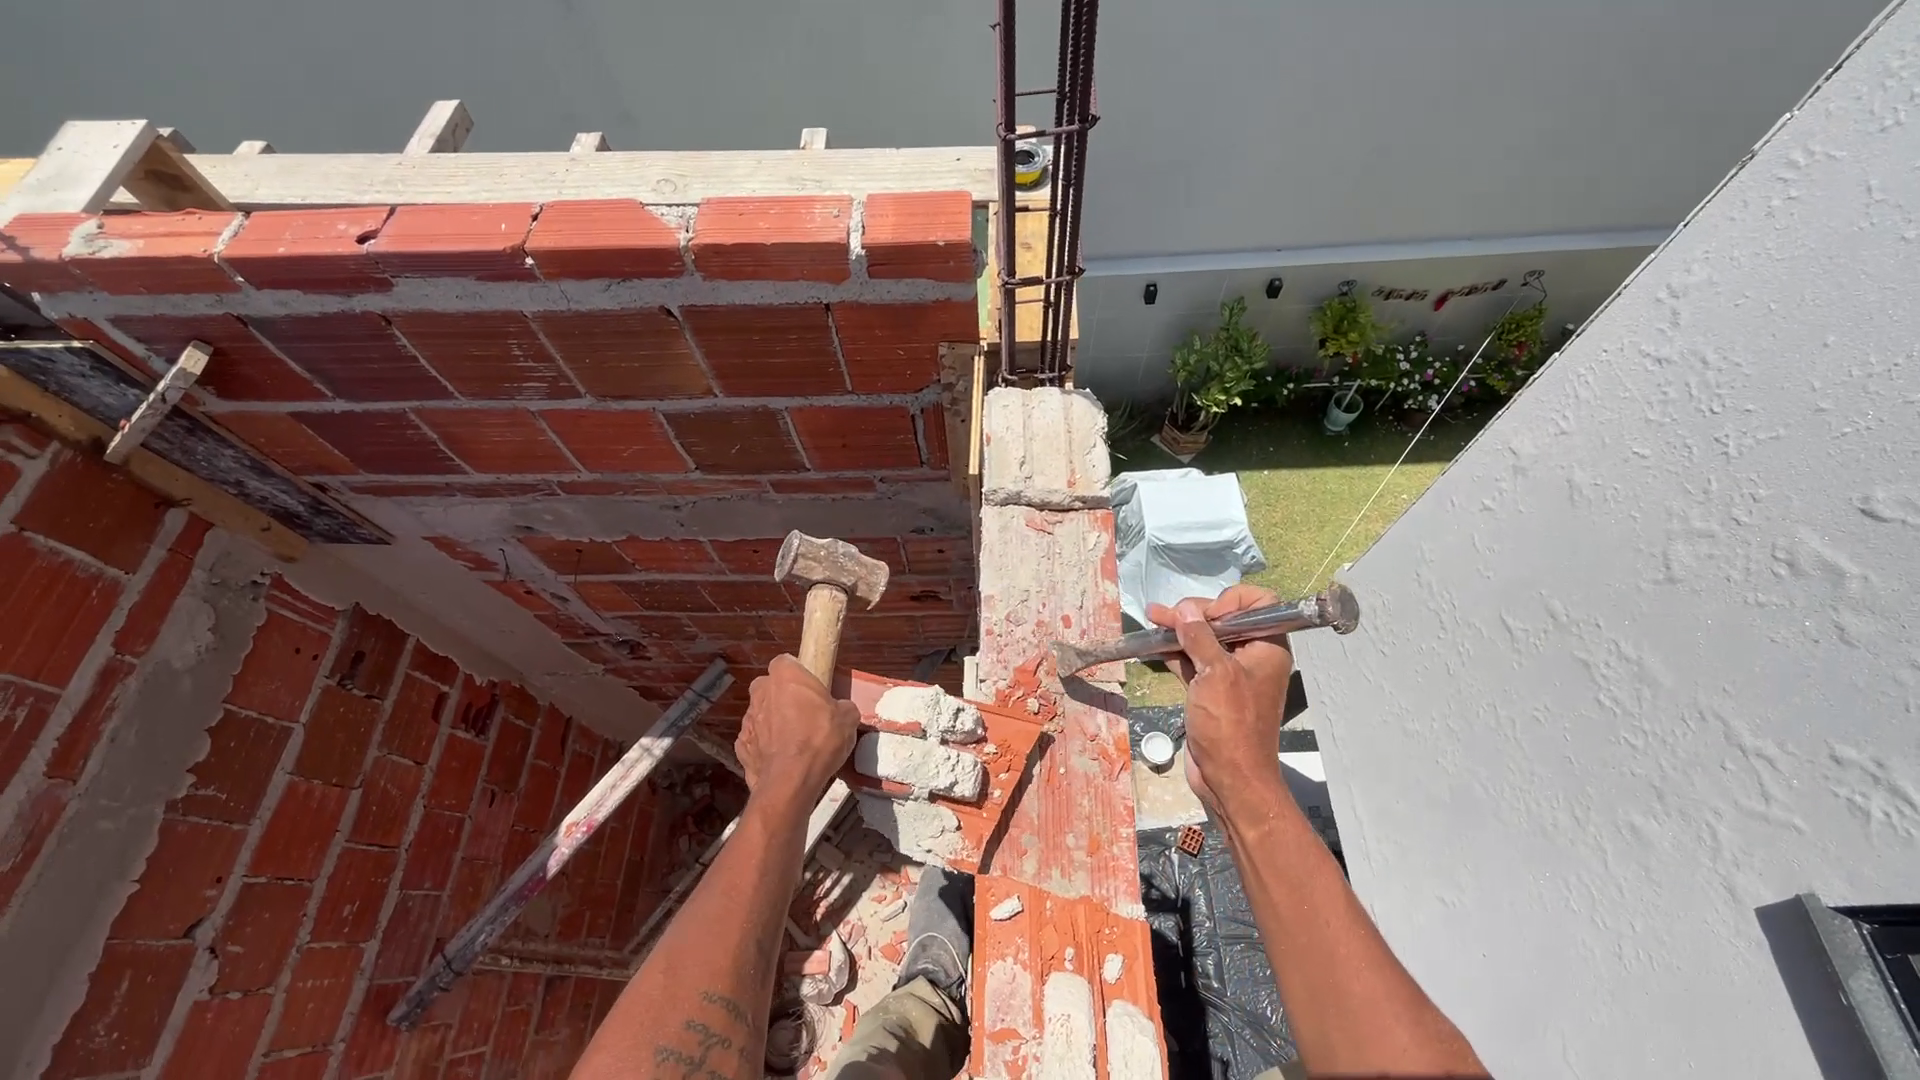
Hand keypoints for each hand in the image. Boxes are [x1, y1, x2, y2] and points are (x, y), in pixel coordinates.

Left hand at [735, 655, 859, 812]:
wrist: (791, 780)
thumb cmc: (820, 739)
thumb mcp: (848, 717)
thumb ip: (841, 706)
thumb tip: (840, 710)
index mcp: (785, 675)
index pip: (787, 662)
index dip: (799, 674)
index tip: (812, 690)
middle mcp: (761, 691)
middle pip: (771, 687)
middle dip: (784, 697)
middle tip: (805, 715)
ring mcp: (747, 719)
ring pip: (762, 713)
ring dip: (774, 723)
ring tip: (795, 742)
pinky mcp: (740, 746)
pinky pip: (756, 739)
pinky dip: (766, 746)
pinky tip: (782, 759)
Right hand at [1146, 585, 1293, 815]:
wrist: (1230, 777)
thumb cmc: (1231, 724)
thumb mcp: (1215, 673)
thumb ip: (1199, 636)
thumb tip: (1185, 609)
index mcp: (1268, 648)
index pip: (1259, 605)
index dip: (1231, 601)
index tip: (1206, 615)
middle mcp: (1253, 657)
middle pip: (1225, 620)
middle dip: (1196, 613)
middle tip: (1168, 614)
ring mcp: (1230, 676)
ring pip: (1205, 641)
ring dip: (1180, 629)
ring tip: (1153, 616)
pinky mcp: (1211, 693)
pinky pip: (1194, 662)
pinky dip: (1176, 652)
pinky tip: (1155, 643)